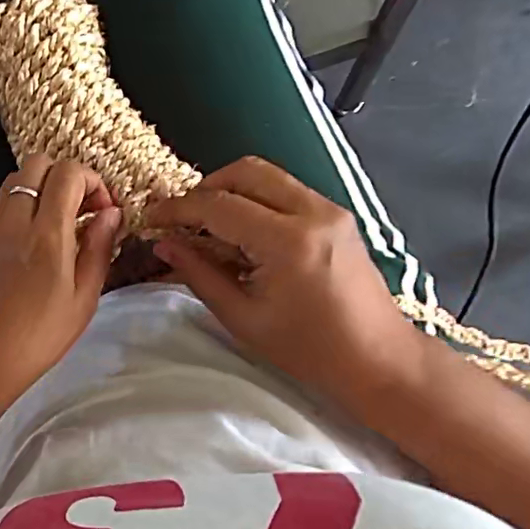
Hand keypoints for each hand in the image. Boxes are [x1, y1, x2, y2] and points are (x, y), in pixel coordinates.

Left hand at [0, 155, 123, 432]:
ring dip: (44, 187)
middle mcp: (16, 222)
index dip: (93, 181)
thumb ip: (99, 248)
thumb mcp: (84, 298)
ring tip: (66, 222)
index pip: (67, 173)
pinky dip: (27, 203)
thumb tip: (111, 213)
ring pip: (17, 179)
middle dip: (67, 175)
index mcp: (46, 235)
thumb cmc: (39, 337)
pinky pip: (6, 203)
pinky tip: (43, 238)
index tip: (105, 211)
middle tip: (85, 209)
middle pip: (37, 163)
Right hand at [145, 156, 425, 405]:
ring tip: (208, 226)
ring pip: (266, 174)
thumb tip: (164, 244)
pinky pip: (284, 189)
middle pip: (244, 171)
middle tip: (182, 220)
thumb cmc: (307, 349)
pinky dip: (254, 199)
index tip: (151, 219)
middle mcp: (312, 212)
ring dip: (229, 190)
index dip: (178, 209)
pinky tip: (242, 232)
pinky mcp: (336, 214)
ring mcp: (329, 208)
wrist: (378, 357)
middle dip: (203, 189)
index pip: (219, 206)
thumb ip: (199, 274)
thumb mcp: (242, 317)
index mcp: (287, 242)